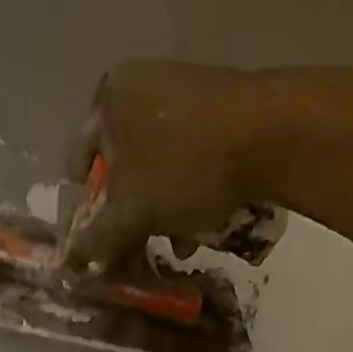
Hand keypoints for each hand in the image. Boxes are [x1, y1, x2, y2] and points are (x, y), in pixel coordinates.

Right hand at [64, 60, 264, 271]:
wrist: (278, 136)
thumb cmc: (187, 168)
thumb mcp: (132, 213)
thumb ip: (97, 241)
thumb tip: (74, 265)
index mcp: (109, 98)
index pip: (78, 166)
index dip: (86, 213)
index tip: (103, 244)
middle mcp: (142, 86)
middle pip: (121, 171)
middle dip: (131, 219)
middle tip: (140, 252)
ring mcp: (185, 93)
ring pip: (158, 171)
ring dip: (162, 215)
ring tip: (179, 246)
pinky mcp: (221, 109)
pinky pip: (190, 161)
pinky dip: (190, 195)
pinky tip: (203, 226)